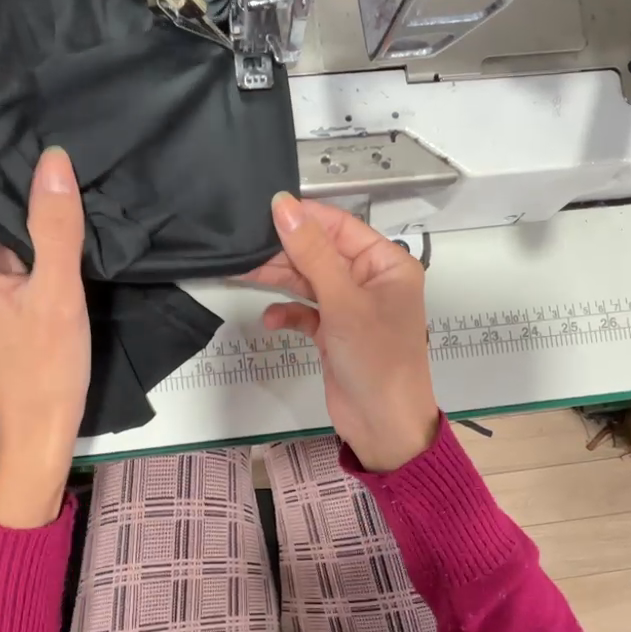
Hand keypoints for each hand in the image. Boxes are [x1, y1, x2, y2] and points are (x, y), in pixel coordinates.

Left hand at [0, 147, 90, 527]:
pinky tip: (68, 215)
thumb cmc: (44, 367)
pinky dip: (40, 236)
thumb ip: (54, 227)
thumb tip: (53, 158)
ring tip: (72, 174)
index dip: (1, 161)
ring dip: (35, 209)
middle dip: (22, 182)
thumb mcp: (56, 294)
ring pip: (4, 226)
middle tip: (65, 147)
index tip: (34, 127)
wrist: (44, 427)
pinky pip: (17, 249)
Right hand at [242, 194, 439, 471]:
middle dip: (286, 250)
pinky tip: (271, 318)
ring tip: (243, 272)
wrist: (384, 426)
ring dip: (280, 279)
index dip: (304, 217)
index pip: (341, 226)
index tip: (263, 210)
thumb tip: (283, 205)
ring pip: (310, 281)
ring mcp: (352, 309)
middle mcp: (371, 281)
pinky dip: (288, 313)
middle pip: (322, 252)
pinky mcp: (335, 334)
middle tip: (244, 246)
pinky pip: (307, 313)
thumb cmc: (376, 359)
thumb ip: (311, 252)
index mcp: (387, 264)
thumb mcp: (343, 301)